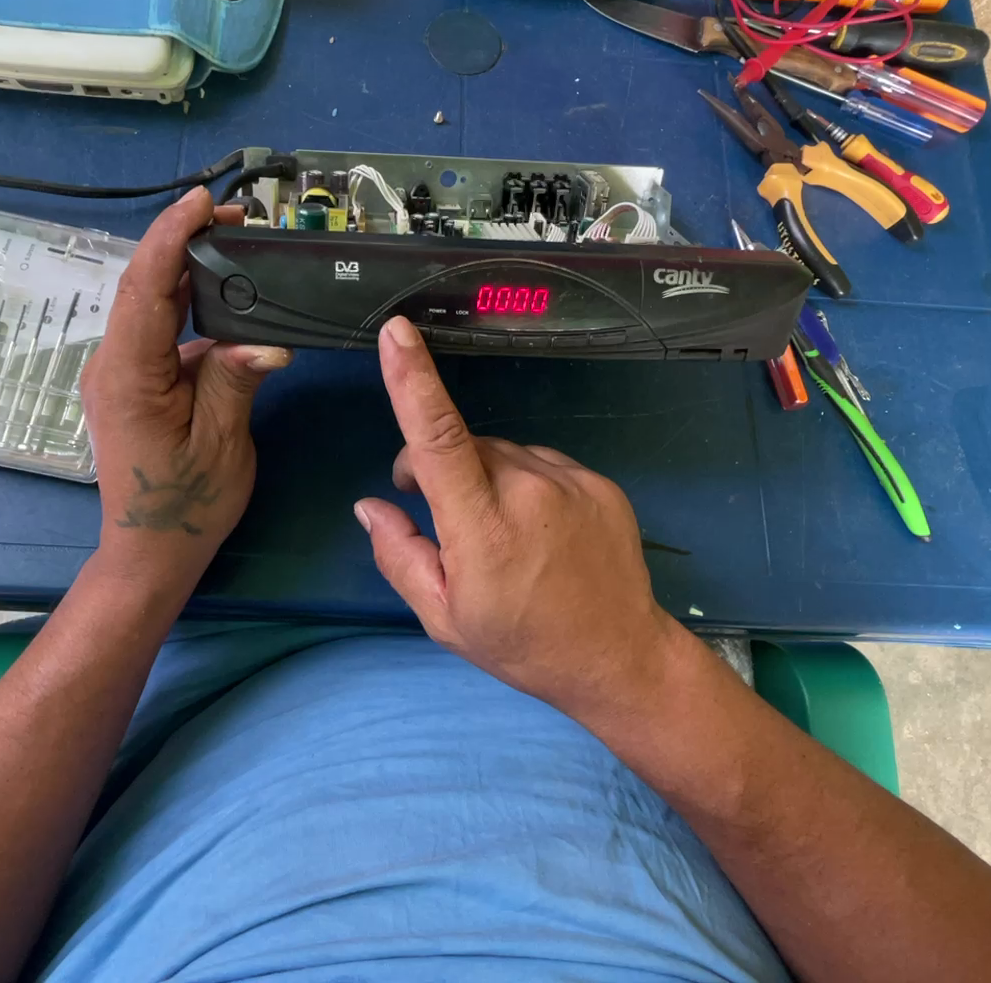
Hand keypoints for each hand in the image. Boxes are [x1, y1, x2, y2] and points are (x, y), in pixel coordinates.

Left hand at [81, 187, 290, 589]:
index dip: (172, 237)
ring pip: (152, 308)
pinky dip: (191, 309)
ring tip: (239, 249)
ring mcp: (121, 373)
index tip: (204, 202)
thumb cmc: (186, 505)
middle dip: (186, 246)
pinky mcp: (135, 384)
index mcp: (129, 374)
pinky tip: (227, 302)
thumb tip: (268, 340)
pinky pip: (160, 333)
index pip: (146, 287)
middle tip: (240, 222)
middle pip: (145, 287)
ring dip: (190, 275)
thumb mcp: (221, 443)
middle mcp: (114, 364)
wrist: (150, 551)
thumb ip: (236, 381)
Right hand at [353, 316, 687, 716]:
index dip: (413, 381)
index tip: (397, 333)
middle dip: (441, 469)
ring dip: (486, 476)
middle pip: (465, 446)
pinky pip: (542, 463)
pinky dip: (526, 484)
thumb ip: (399, 556)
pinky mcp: (598, 481)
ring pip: (503, 452)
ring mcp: (571, 480)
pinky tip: (540, 530)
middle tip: (449, 526)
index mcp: (484, 528)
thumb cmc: (522, 644)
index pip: (439, 439)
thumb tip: (371, 504)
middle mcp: (529, 490)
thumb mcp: (444, 618)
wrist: (620, 657)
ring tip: (505, 535)